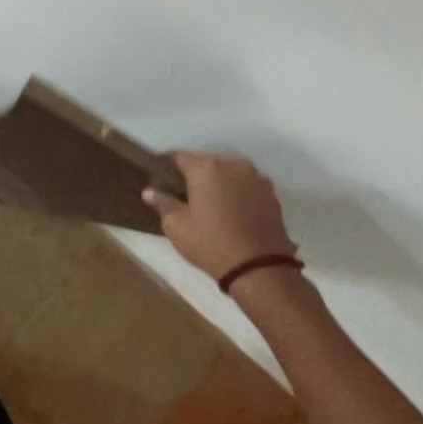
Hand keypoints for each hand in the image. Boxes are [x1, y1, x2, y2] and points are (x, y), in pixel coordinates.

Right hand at [143, 151, 297, 284]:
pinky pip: (246, 186)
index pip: (178, 156)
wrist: (259, 267)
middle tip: (183, 194)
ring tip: (209, 203)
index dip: (166, 166)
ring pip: (228, 173)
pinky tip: (230, 211)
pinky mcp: (272, 194)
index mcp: (206, 167)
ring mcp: (256, 177)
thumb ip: (162, 202)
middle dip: (193, 175)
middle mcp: (233, 164)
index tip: (160, 179)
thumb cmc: (210, 242)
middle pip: (206, 163)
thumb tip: (150, 191)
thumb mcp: (176, 226)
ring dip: (217, 183)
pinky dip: (236, 193)